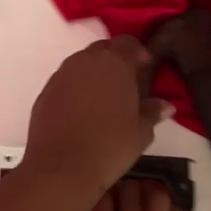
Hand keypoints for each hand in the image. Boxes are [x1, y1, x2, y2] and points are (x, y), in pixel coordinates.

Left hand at [22, 36, 166, 197]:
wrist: (61, 168)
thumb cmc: (110, 145)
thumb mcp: (141, 131)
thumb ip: (152, 112)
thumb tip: (166, 105)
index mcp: (114, 63)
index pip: (129, 43)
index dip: (139, 53)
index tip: (145, 70)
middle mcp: (85, 61)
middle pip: (103, 50)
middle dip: (115, 62)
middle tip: (126, 86)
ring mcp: (61, 75)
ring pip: (81, 65)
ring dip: (94, 75)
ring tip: (103, 101)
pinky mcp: (45, 92)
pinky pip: (65, 82)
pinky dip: (75, 90)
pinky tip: (81, 114)